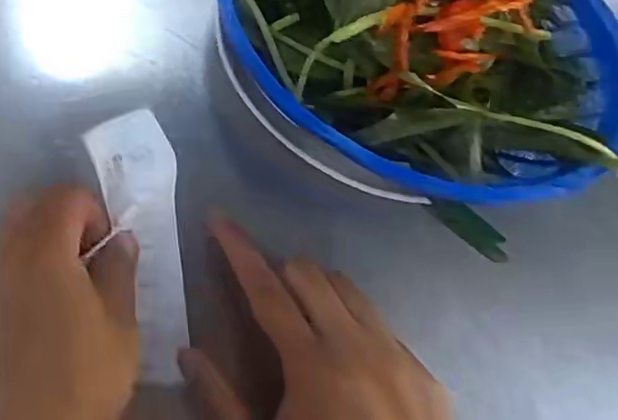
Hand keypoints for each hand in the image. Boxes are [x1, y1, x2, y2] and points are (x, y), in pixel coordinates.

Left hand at [0, 185, 139, 419]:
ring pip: (18, 217)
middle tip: (93, 250)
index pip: (68, 195)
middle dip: (70, 212)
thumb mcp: (119, 322)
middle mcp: (14, 245)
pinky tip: (47, 278)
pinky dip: (26, 242)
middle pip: (39, 199)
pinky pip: (5, 241)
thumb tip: (121, 237)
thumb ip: (120, 268)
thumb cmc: (82, 371)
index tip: (109, 245)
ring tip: (71, 263)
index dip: (95, 211)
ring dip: (46, 224)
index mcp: (46, 245)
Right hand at [181, 218, 449, 419]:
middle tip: (266, 297)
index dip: (237, 248)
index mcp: (313, 365)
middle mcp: (358, 348)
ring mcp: (400, 360)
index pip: (265, 287)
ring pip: (348, 288)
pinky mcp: (431, 381)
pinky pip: (384, 325)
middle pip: (308, 273)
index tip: (217, 216)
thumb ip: (222, 400)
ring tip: (308, 322)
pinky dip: (358, 326)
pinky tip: (352, 362)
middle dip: (279, 273)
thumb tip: (186, 353)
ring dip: (320, 292)